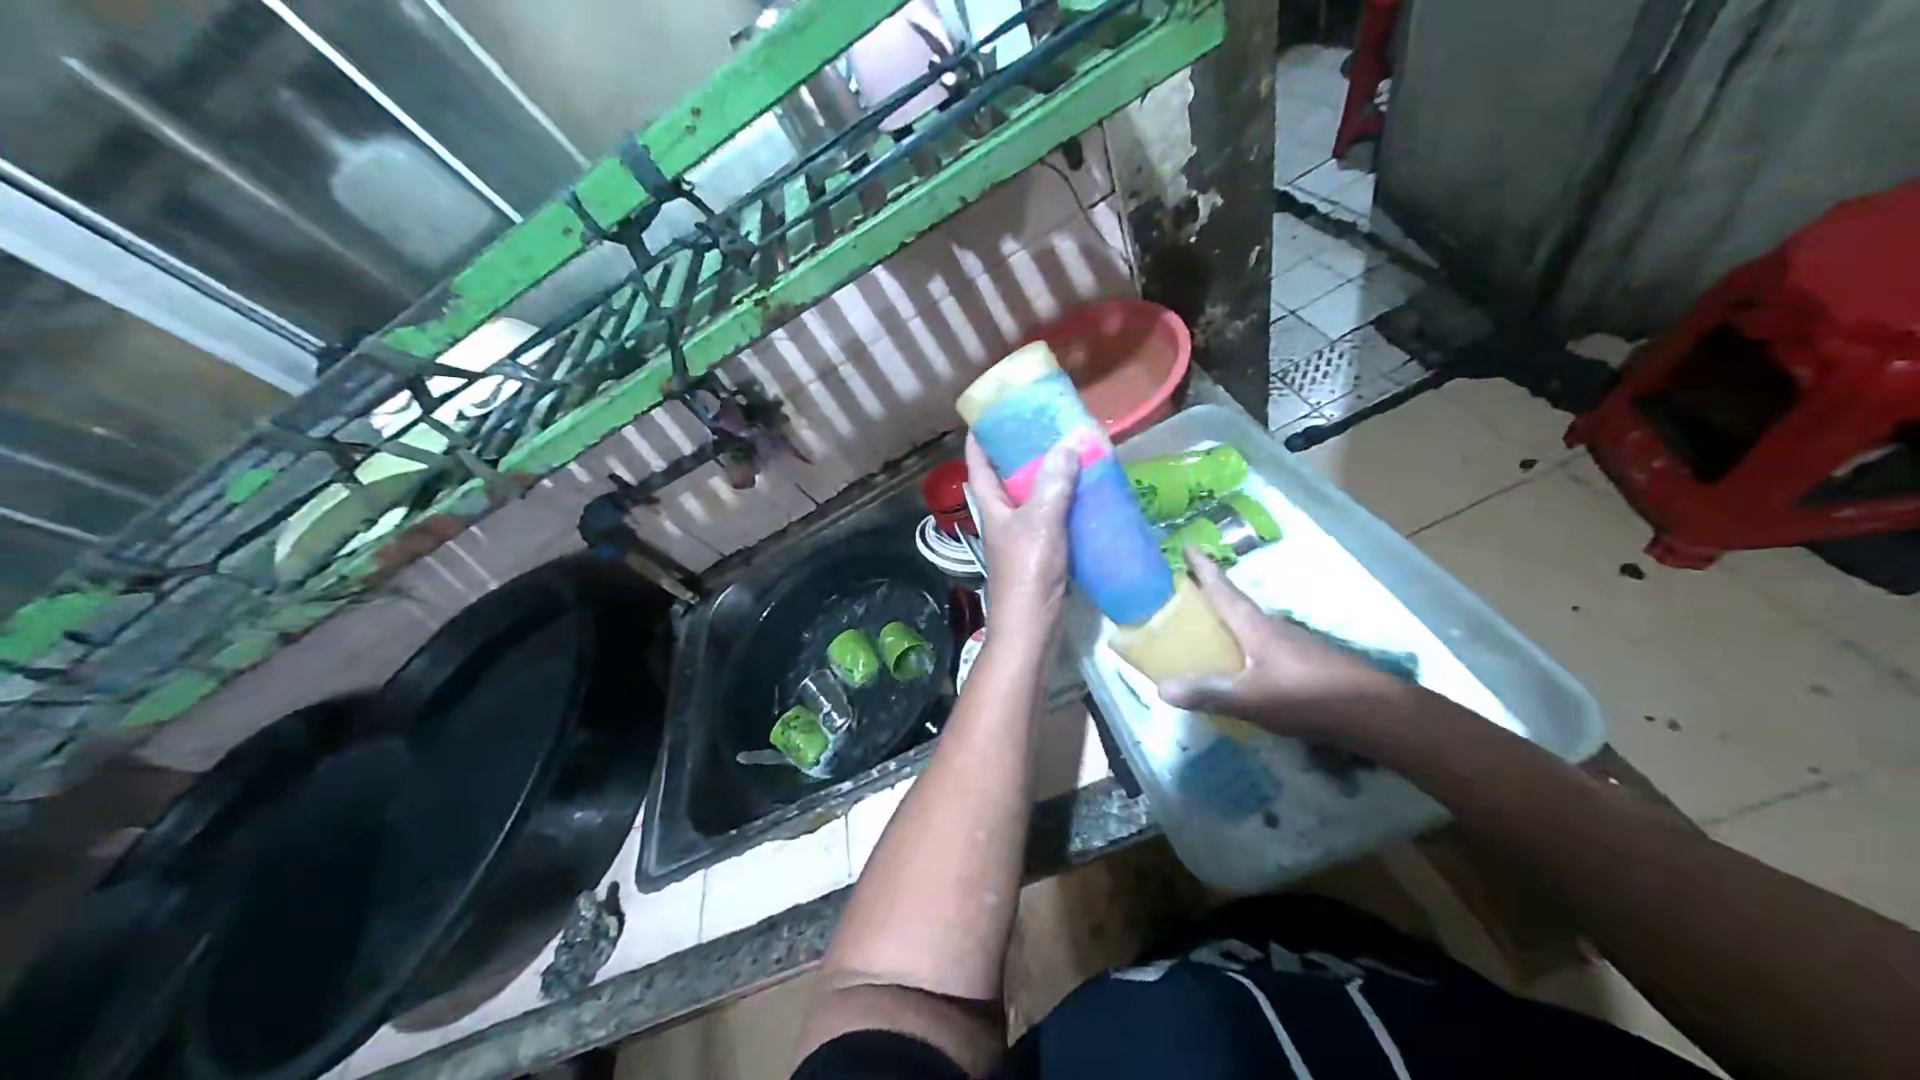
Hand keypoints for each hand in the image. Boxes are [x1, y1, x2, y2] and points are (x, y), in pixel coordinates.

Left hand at [964, 434, 1077, 635]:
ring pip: (1033, 495)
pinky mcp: (1041, 550)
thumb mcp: (1040, 523)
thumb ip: (1053, 484)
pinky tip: (1088, 492)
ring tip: (1075, 450)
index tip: (1000, 411)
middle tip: (1052, 426)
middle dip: (1025, 450)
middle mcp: (1002, 515)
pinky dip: (1066, 501)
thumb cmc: (1027, 572)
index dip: (983, 434)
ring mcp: (1021, 533)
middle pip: (1008, 474)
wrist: (1031, 626)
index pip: (978, 460)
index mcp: (991, 504)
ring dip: (1050, 475)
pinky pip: (1052, 515)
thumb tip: (1067, 445)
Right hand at [1157, 548, 1416, 739]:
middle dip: (1210, 593)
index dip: (1203, 569)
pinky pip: (1262, 644)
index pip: (1223, 589)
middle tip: (1183, 590)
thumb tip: (1161, 688)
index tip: (1187, 546)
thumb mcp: (1251, 699)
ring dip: (1227, 620)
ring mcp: (1292, 644)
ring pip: (1250, 625)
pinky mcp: (1304, 662)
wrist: (1374, 712)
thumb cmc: (1307, 696)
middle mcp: (1272, 627)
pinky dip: (1243, 644)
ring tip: (1204, 627)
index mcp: (1255, 626)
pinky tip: (1238, 663)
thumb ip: (1208, 693)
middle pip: (1235, 603)